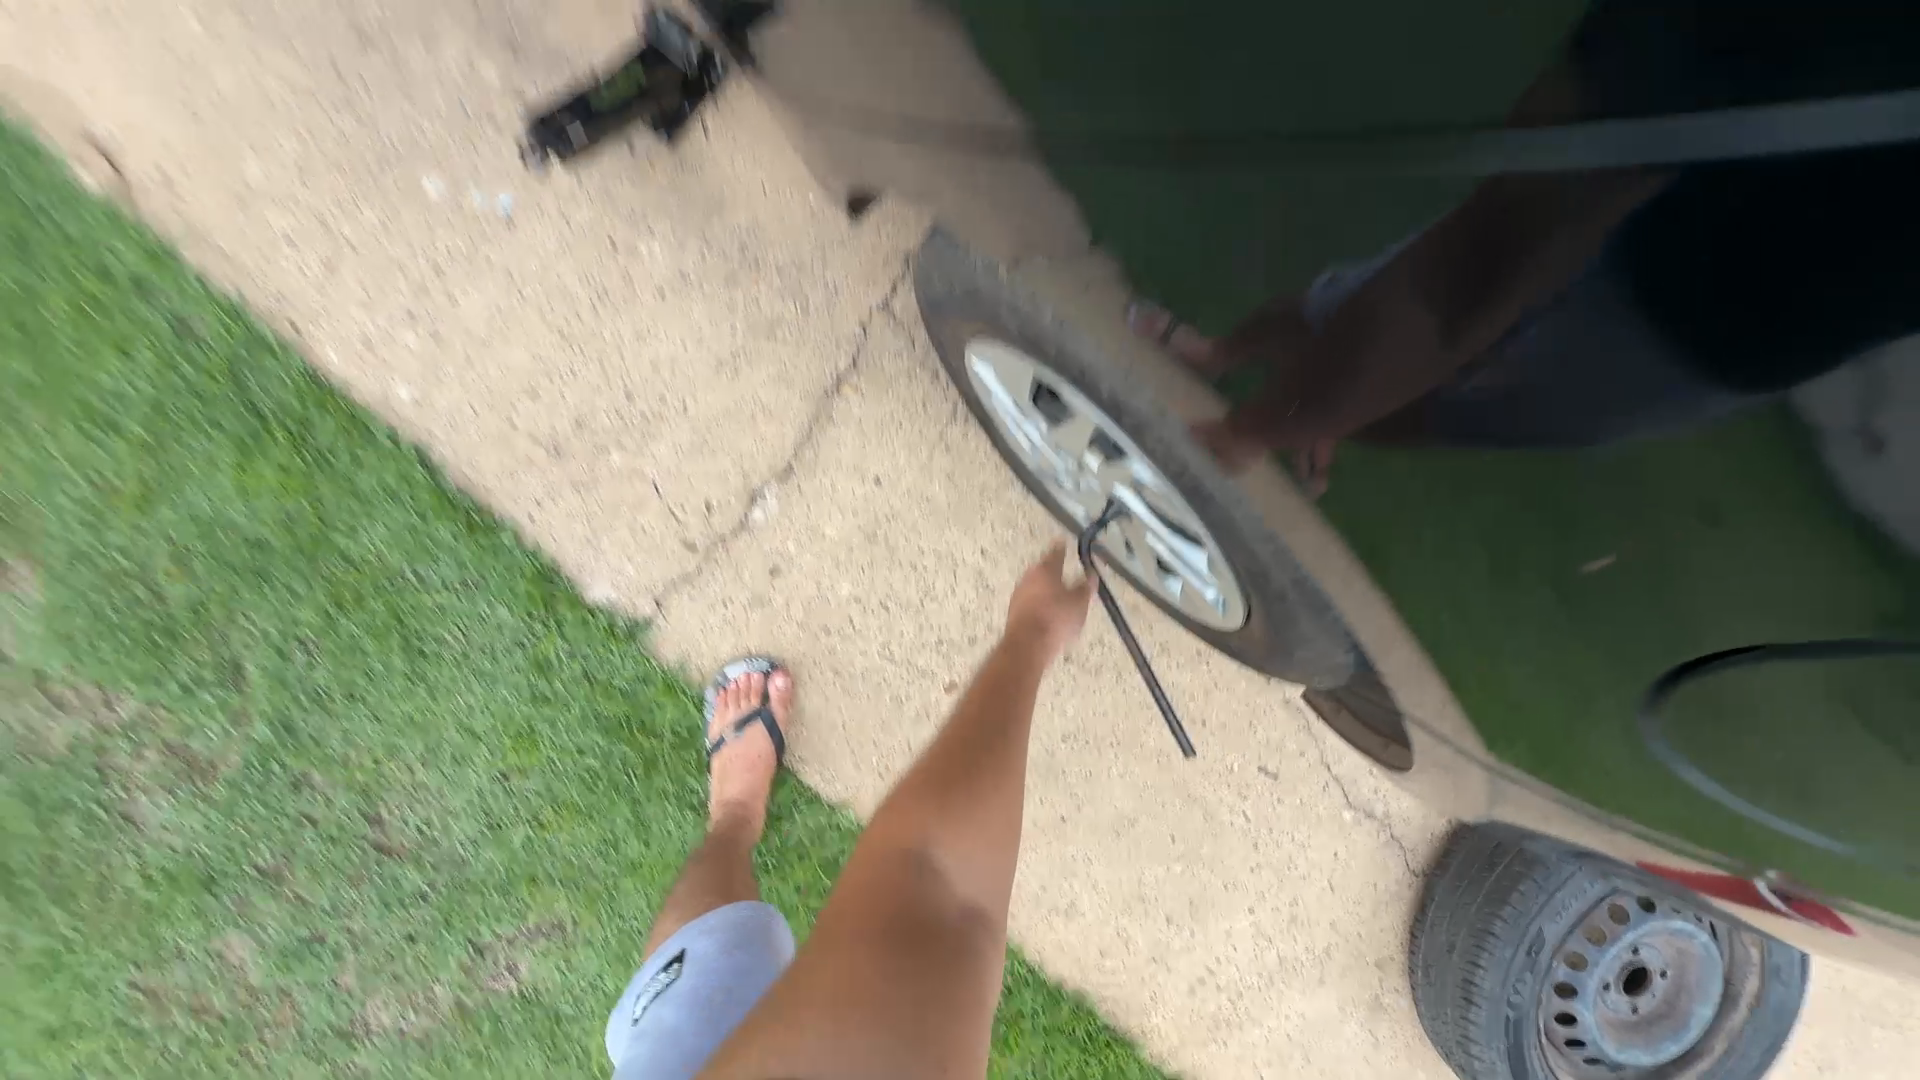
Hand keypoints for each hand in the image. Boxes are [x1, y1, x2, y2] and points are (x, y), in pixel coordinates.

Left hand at [1004, 541, 1096, 660]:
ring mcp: (1018, 594)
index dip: (1061, 547)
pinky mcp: (1014, 611)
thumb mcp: (1079, 603)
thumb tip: (1091, 574)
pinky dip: (1039, 603)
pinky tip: (1047, 613)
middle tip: (1063, 572)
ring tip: (1058, 595)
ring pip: (1035, 586)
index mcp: (1045, 569)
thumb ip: (1085, 586)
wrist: (1028, 644)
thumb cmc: (1057, 618)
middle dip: (1053, 571)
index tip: (1063, 542)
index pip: (1055, 552)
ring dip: (1046, 588)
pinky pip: (1030, 601)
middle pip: (1042, 569)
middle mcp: (1028, 577)